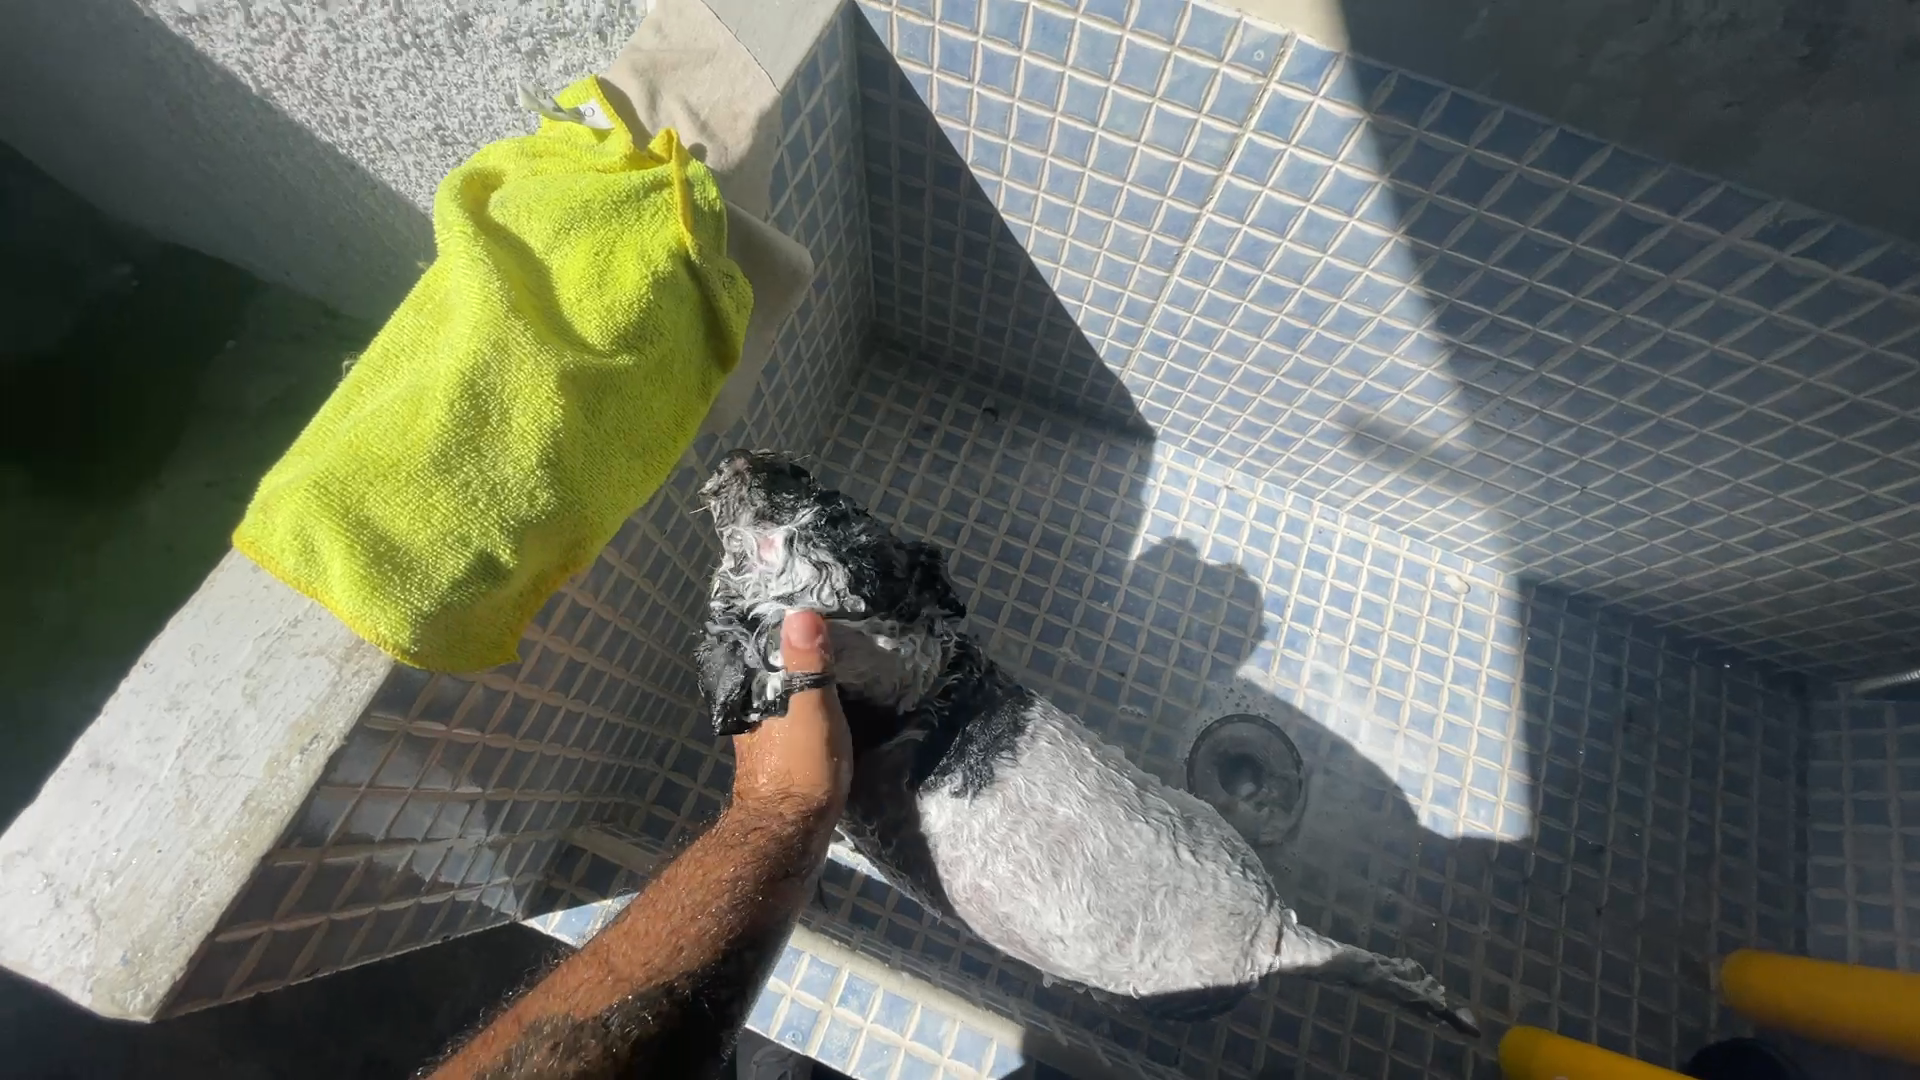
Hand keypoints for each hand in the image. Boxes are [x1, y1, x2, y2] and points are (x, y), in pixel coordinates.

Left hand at [730, 611, 851, 820]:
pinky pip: (794, 715)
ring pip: (783, 694)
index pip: (763, 646)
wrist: (790, 835)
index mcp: (754, 695)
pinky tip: (831, 700)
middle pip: (772, 670)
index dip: (785, 626)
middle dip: (795, 651)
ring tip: (837, 657)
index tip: (810, 604)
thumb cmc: (799, 769)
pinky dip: (809, 702)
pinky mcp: (780, 754)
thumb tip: (800, 612)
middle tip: (831, 627)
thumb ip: (806, 665)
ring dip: (803, 678)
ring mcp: (763, 735)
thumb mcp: (809, 710)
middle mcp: (752, 710)